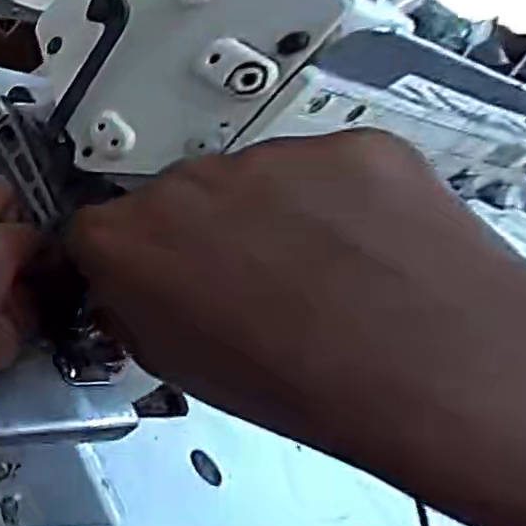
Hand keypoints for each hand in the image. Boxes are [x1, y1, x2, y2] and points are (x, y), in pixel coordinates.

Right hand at [66, 130, 525, 444]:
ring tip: (303, 265)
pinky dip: (330, 196)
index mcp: (114, 237)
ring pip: (239, 179)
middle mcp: (172, 188)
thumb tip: (124, 292)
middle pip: (162, 198)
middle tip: (232, 275)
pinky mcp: (340, 149)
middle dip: (188, 231)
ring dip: (257, 211)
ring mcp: (257, 162)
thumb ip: (122, 307)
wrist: (435, 373)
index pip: (90, 229)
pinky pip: (317, 165)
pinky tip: (348, 244)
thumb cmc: (295, 376)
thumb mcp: (163, 358)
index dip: (118, 254)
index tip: (143, 267)